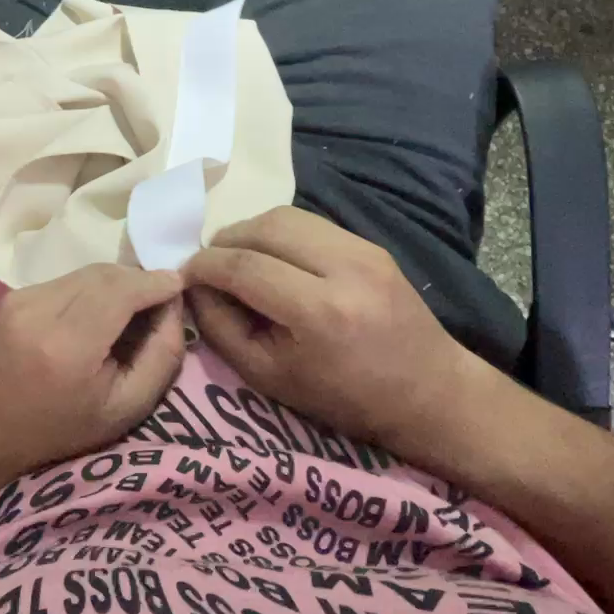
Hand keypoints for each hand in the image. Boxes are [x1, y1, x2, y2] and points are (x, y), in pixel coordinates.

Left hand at [0, 264, 187, 481]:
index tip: (180, 285)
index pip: (121, 290)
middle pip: (104, 274)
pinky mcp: (12, 295)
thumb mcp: (125, 409)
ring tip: (132, 309)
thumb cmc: (60, 430)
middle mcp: (40, 311)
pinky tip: (96, 314)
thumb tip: (174, 304)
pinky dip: (89, 290)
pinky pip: (65, 280)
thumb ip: (161, 356)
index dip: (155, 283)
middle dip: (139, 280)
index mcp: (68, 346)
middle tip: (161, 300)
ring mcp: (21, 298)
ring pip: (85, 272)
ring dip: (115, 283)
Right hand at [181, 206, 491, 451]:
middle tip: (209, 264)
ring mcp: (363, 249)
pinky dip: (278, 234)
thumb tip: (193, 286)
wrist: (430, 394)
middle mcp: (344, 268)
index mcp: (319, 312)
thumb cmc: (343, 397)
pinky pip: (308, 223)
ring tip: (237, 258)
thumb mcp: (266, 376)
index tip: (183, 274)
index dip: (203, 265)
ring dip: (249, 232)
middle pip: (263, 228)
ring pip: (284, 216)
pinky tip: (272, 259)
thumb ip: (220, 327)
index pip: (242, 266)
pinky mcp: (370, 243)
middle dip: (224, 241)